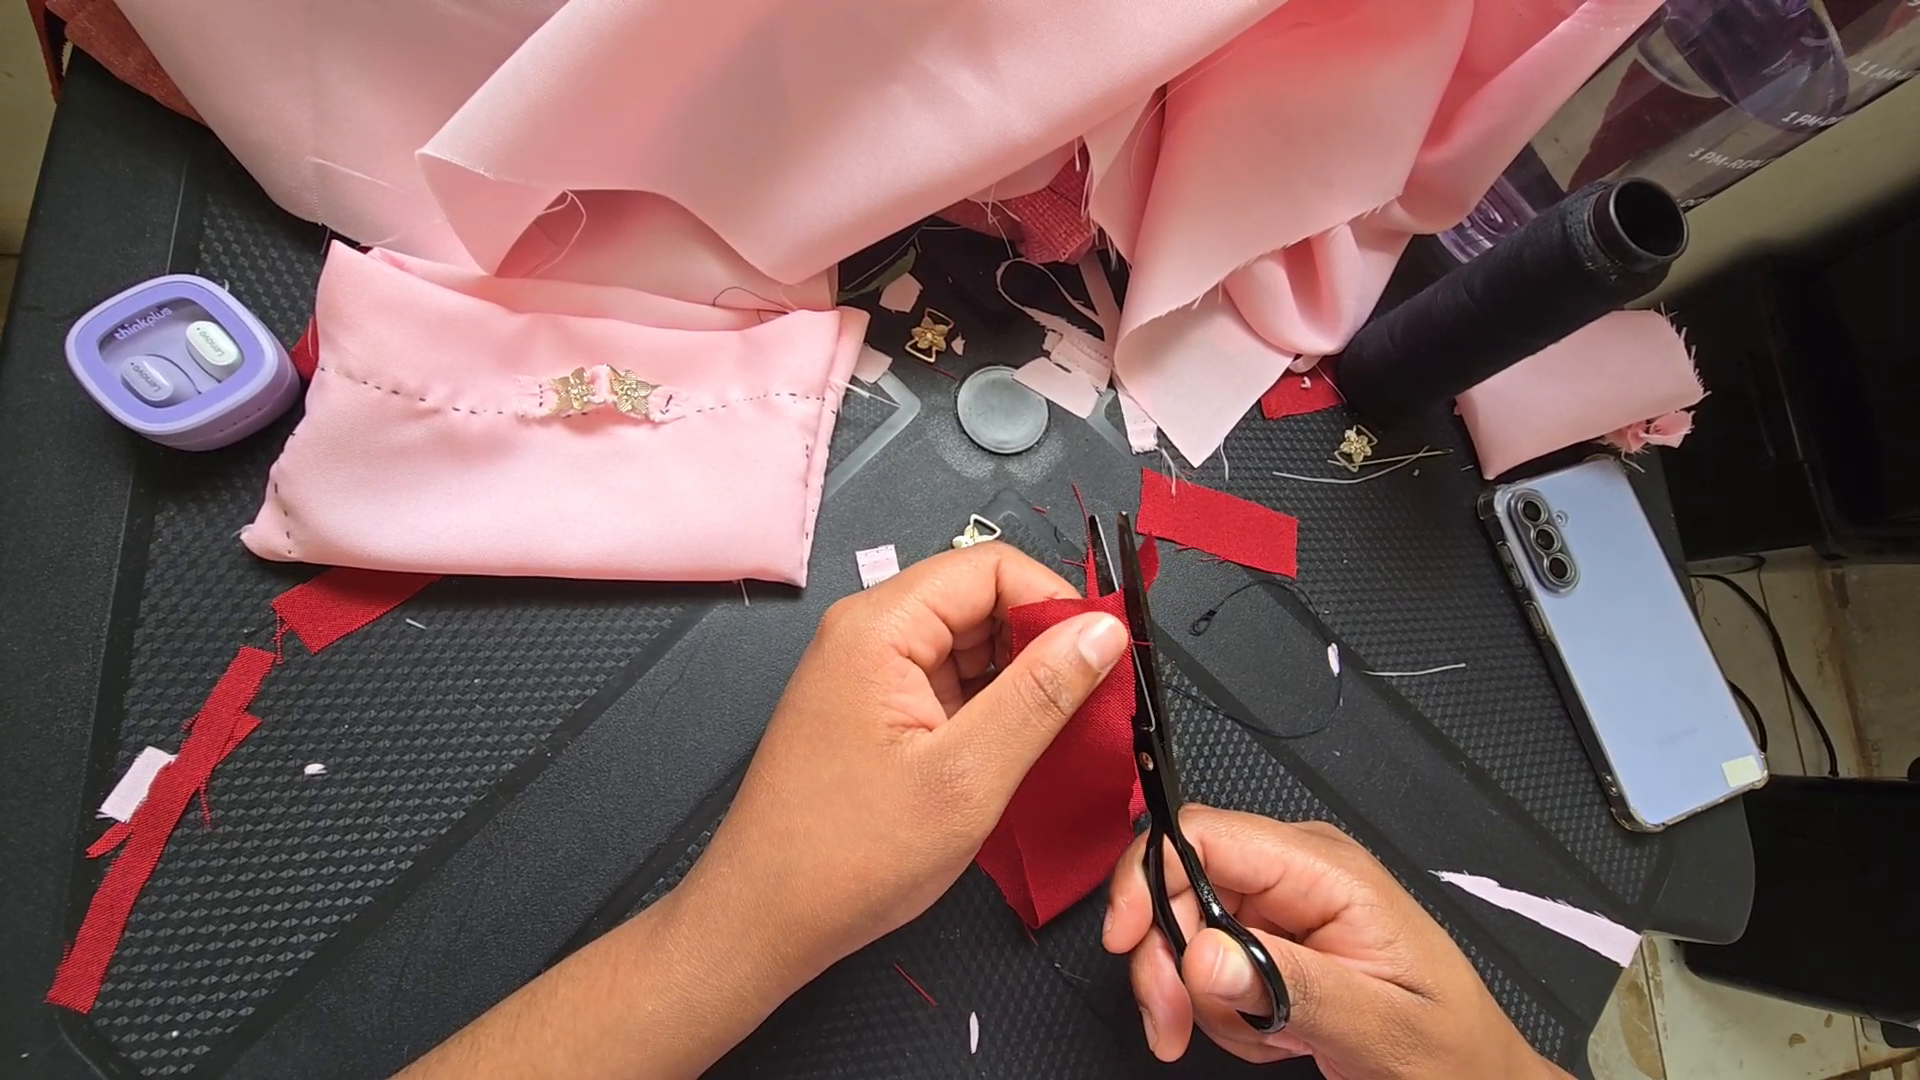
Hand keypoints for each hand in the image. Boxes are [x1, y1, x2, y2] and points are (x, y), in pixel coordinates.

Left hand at [685, 543, 1129, 980]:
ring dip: (1021, 677)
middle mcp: (871, 630)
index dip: (1054, 600)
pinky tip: (1019, 743)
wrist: (763, 920)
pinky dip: (991, 703)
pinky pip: (949, 679)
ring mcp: (871, 668)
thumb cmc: (855, 853)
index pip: (990, 568)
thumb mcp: (967, 776)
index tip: (1102, 655)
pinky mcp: (876, 704)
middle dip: (1042, 642)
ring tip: (1063, 729)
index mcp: (882, 624)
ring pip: (969, 641)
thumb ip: (1041, 694)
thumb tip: (1104, 631)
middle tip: (1092, 701)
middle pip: (979, 600)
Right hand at [1104, 806, 1569, 1079]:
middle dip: (1166, 954)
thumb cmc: (1456, 1058)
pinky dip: (1218, 1004)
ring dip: (1196, 992)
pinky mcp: (1266, 933)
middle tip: (1169, 1028)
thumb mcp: (1389, 1032)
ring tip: (1257, 1039)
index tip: (1123, 944)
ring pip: (1184, 924)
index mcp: (1319, 865)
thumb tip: (1197, 955)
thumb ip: (1295, 989)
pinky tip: (1267, 1031)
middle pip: (1180, 880)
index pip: (1204, 832)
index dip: (1149, 873)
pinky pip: (1205, 956)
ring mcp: (1275, 900)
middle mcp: (1288, 867)